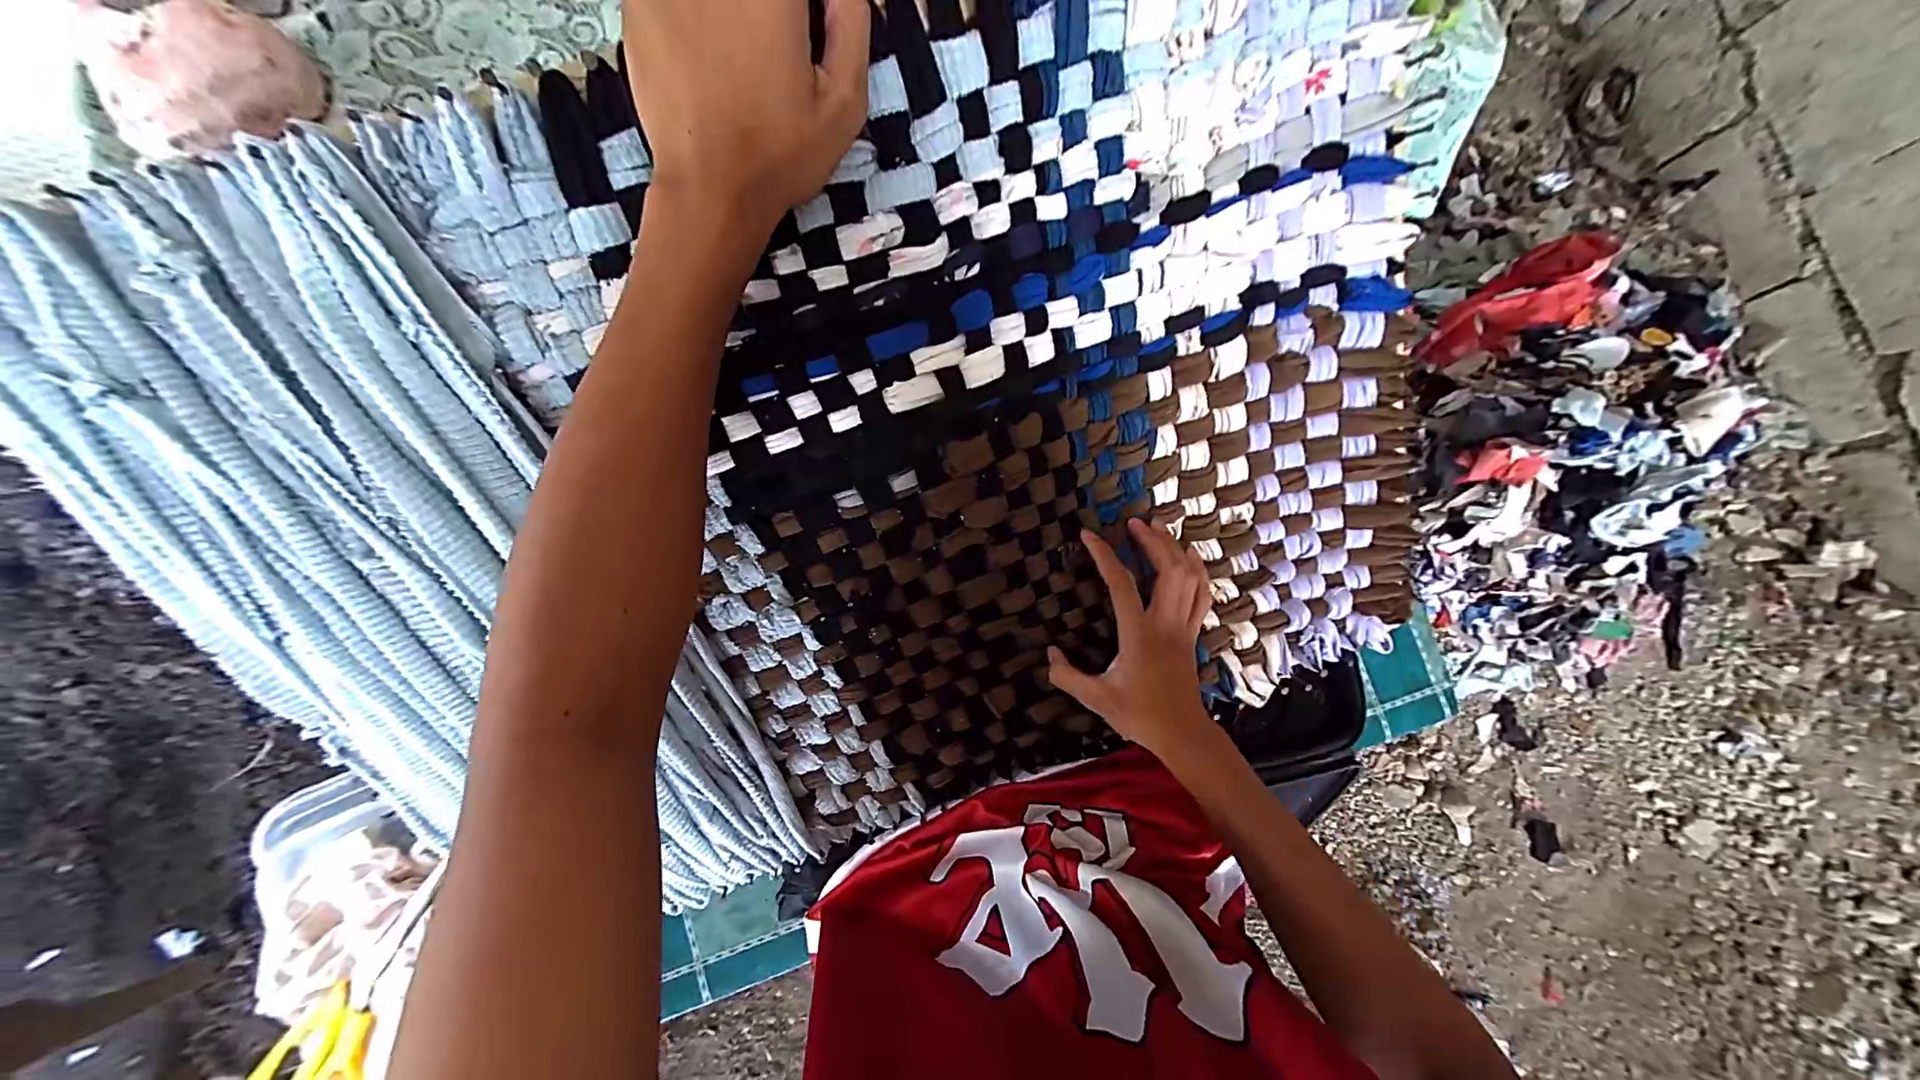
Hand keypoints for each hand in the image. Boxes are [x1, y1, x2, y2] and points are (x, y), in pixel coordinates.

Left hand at [622, 0, 869, 236]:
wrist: (710, 190)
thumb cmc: (783, 155)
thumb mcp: (844, 102)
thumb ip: (851, 22)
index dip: (805, 15)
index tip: (808, 37)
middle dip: (770, 18)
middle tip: (774, 58)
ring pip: (717, 3)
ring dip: (733, 22)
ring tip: (739, 65)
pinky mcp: (637, 3)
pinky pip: (678, 2)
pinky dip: (696, 20)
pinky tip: (705, 58)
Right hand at [1048, 518, 1219, 760]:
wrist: (1182, 733)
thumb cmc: (1138, 715)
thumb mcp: (1096, 698)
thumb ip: (1067, 676)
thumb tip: (1049, 654)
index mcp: (1139, 634)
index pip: (1121, 584)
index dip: (1104, 555)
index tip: (1088, 535)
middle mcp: (1165, 624)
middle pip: (1168, 569)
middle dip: (1152, 540)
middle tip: (1134, 522)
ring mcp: (1184, 627)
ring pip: (1190, 577)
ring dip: (1175, 548)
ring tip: (1158, 529)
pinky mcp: (1193, 634)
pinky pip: (1202, 594)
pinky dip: (1197, 571)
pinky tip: (1188, 558)